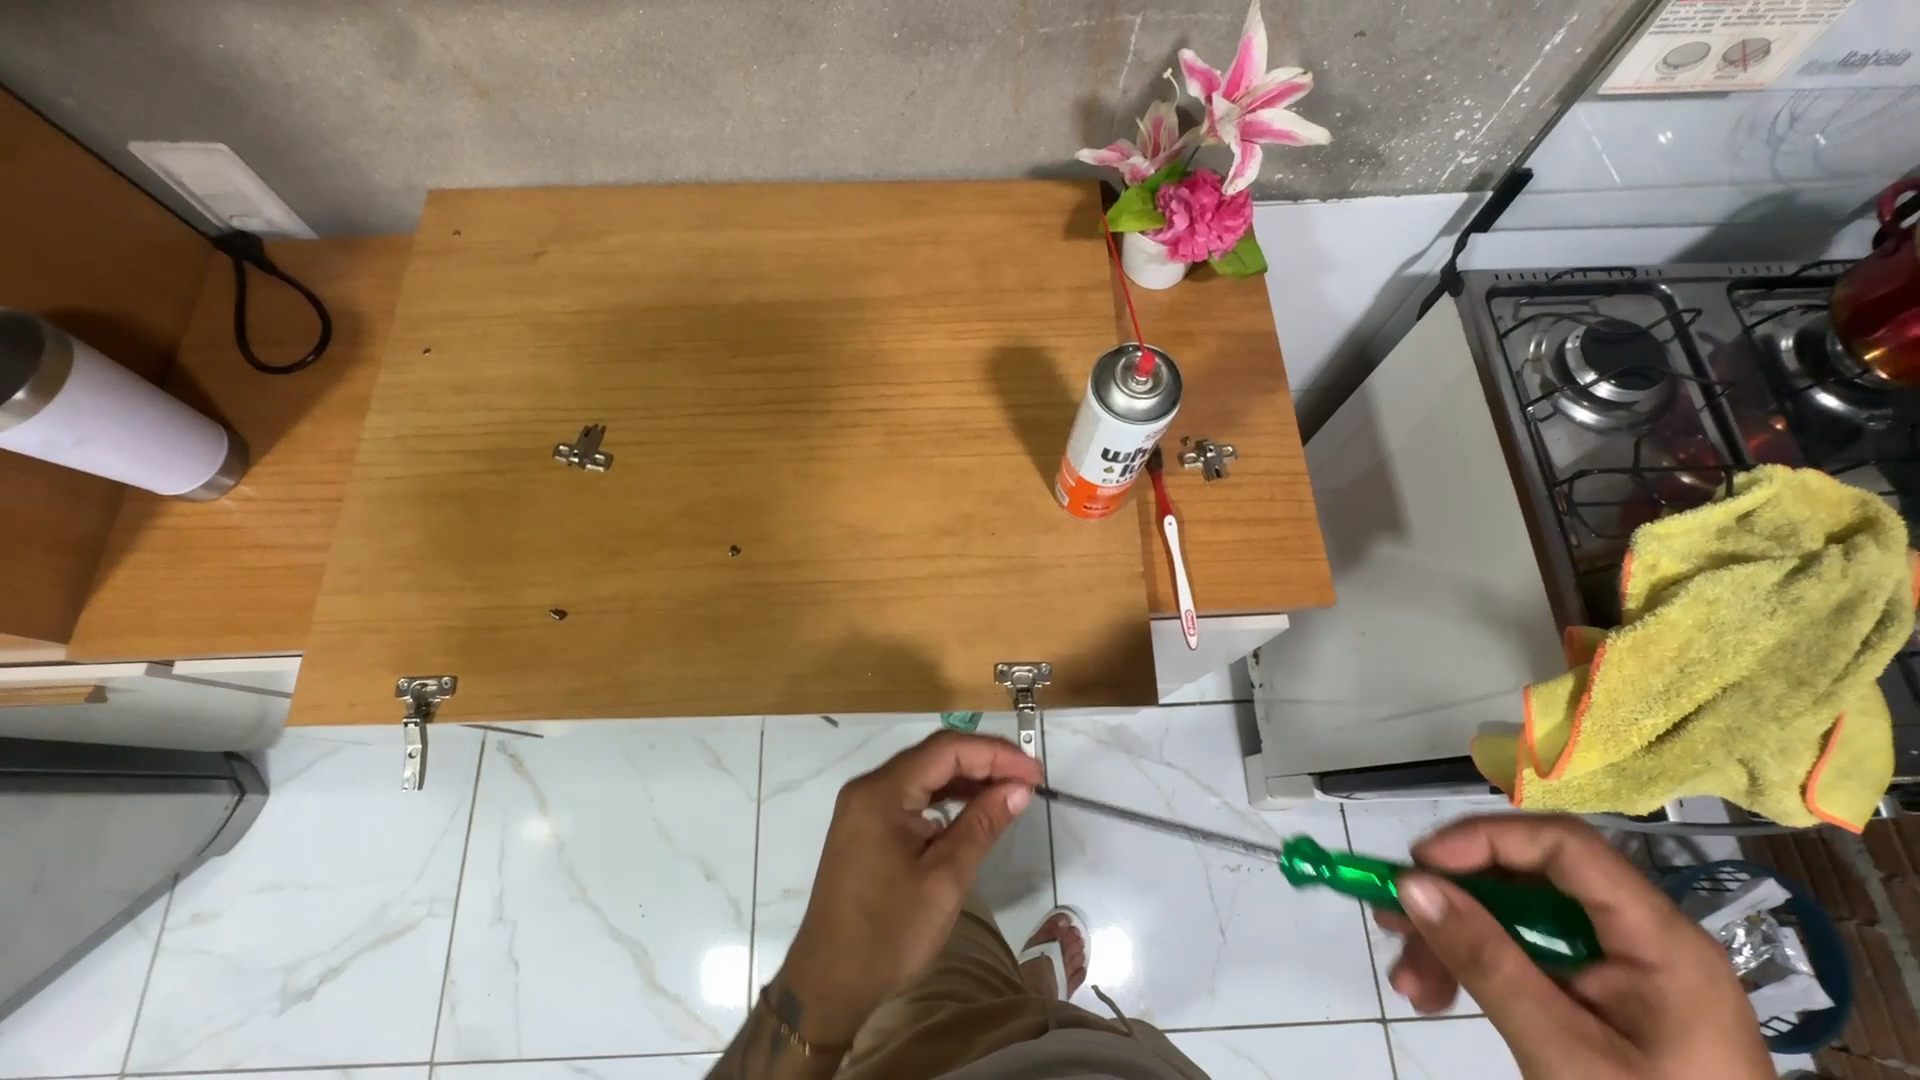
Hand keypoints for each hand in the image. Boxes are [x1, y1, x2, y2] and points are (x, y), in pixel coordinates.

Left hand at [776, 731, 1042, 1046]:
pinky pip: (910, 798)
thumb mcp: (945, 879)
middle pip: (933, 757)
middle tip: (1029, 780)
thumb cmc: (889, 934)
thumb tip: (1019, 788)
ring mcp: (863, 809)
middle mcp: (868, 789)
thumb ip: (982, 825)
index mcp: (881, 793)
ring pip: (923, 776)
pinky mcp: (865, 829)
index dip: (995, 754)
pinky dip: (945, 800)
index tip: (1035, 772)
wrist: (830, 983)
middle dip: (984, 763)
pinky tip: (974, 810)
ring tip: (1011, 792)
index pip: (946, 750)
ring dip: (967, 780)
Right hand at [1375, 814, 1772, 1078]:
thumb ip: (1486, 962)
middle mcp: (1645, 939)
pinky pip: (1531, 959)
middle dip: (1455, 904)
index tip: (1417, 865)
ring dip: (1457, 942)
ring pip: (1521, 921)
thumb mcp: (1561, 1052)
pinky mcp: (1608, 1000)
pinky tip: (1440, 995)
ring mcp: (1627, 971)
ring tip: (1411, 985)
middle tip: (1394, 930)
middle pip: (1531, 884)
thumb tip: (1411, 883)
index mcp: (1660, 939)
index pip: (1564, 845)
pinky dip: (1481, 970)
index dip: (1484, 839)